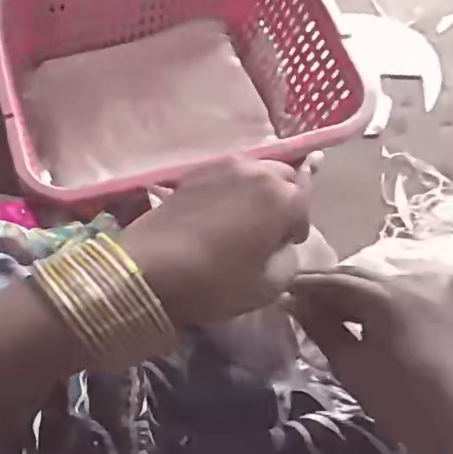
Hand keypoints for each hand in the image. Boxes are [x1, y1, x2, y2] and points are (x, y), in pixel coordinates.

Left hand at [119, 155, 316, 326]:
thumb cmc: (213, 282)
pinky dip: (228, 190)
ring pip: (252, 172)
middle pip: (281, 179)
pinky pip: (224, 176)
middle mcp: (254, 171)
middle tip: (264, 233)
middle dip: (281, 201)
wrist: (146, 270)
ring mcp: (219, 167)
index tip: (283, 247)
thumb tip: (280, 244)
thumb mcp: (267, 286)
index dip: (297, 228)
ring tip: (240, 221)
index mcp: (281, 196)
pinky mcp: (190, 174)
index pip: (306, 201)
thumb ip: (289, 260)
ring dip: (255, 192)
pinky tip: (216, 213)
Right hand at [288, 269, 452, 453]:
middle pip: (360, 276)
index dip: (305, 285)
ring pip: (383, 281)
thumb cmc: (404, 401)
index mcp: (388, 297)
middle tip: (300, 299)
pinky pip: (405, 290)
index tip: (281, 291)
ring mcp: (439, 290)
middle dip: (327, 285)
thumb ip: (321, 327)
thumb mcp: (352, 366)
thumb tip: (294, 303)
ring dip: (353, 291)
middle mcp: (415, 282)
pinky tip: (363, 312)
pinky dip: (380, 297)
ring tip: (328, 308)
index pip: (334, 280)